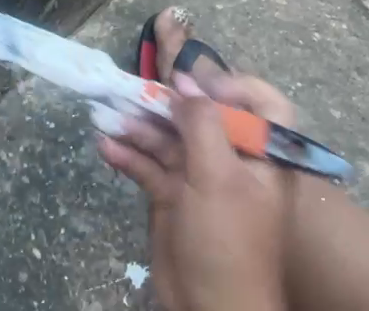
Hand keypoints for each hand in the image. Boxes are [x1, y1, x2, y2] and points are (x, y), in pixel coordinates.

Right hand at [98, 73, 291, 310]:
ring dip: (137, 126)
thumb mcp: (218, 176)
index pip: (263, 106)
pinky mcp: (171, 196)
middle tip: (132, 91)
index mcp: (261, 157)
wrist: (208, 308)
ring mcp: (200, 179)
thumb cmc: (226, 241)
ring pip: (168, 138)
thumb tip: (185, 80)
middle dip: (166, 103)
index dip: (234, 87)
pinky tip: (106, 148)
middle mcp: (233, 162)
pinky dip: (128, 155)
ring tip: (106, 116)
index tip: (196, 81)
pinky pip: (148, 165)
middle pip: (202, 117)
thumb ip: (202, 123)